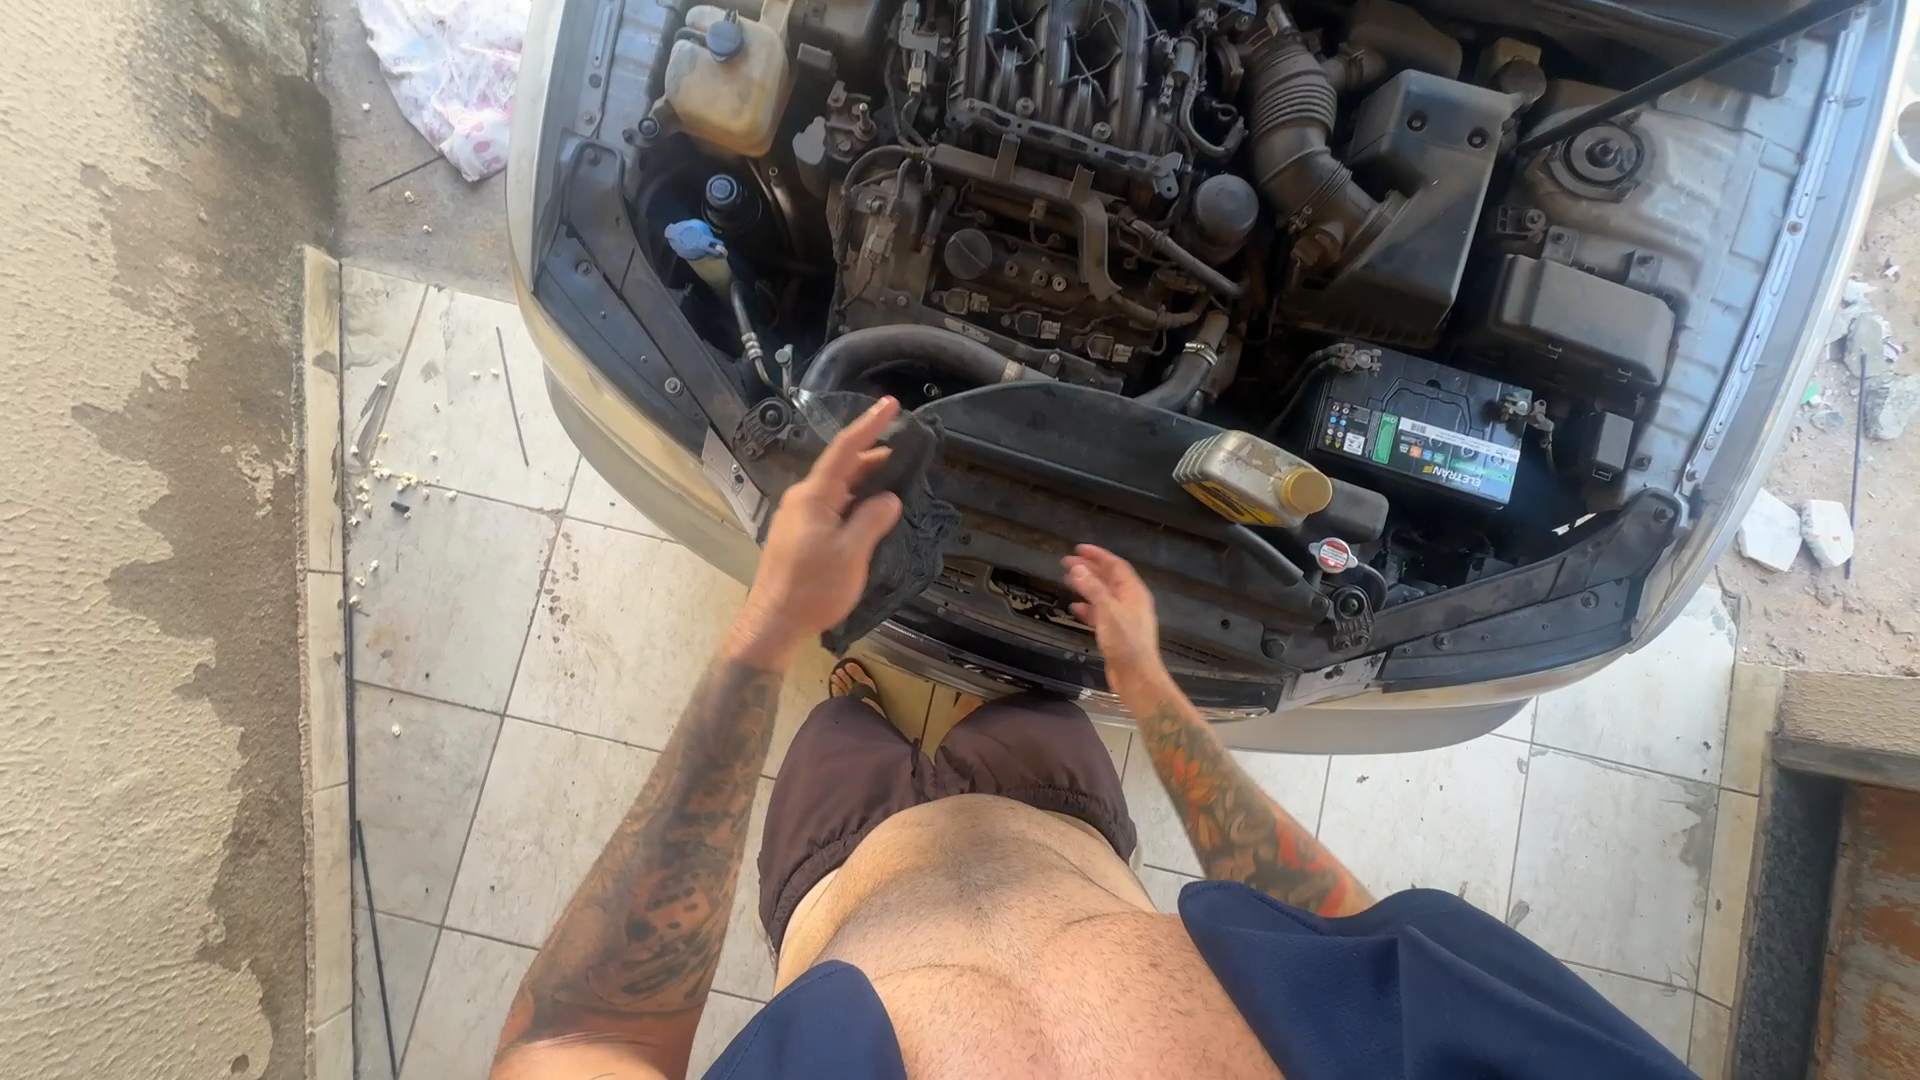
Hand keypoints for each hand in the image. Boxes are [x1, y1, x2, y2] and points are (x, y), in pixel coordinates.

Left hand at [728, 397, 904, 667]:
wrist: (773, 623)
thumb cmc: (812, 588)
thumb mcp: (851, 553)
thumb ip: (872, 519)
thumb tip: (889, 498)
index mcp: (814, 496)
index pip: (846, 450)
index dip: (870, 425)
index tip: (892, 404)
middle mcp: (802, 499)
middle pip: (842, 468)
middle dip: (874, 457)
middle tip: (906, 454)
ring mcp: (798, 518)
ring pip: (837, 489)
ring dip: (865, 483)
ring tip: (896, 483)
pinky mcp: (798, 536)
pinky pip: (832, 508)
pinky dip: (854, 503)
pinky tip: (871, 514)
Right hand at [1062, 544, 1168, 692]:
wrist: (1136, 677)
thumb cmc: (1125, 643)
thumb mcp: (1107, 611)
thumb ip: (1092, 588)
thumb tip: (1077, 568)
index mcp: (1134, 592)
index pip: (1115, 565)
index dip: (1097, 555)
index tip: (1078, 549)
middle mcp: (1131, 601)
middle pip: (1108, 578)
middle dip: (1088, 569)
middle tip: (1066, 562)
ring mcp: (1124, 617)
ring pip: (1103, 595)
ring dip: (1086, 586)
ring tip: (1067, 580)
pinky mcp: (1117, 632)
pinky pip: (1100, 613)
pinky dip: (1087, 608)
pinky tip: (1074, 608)